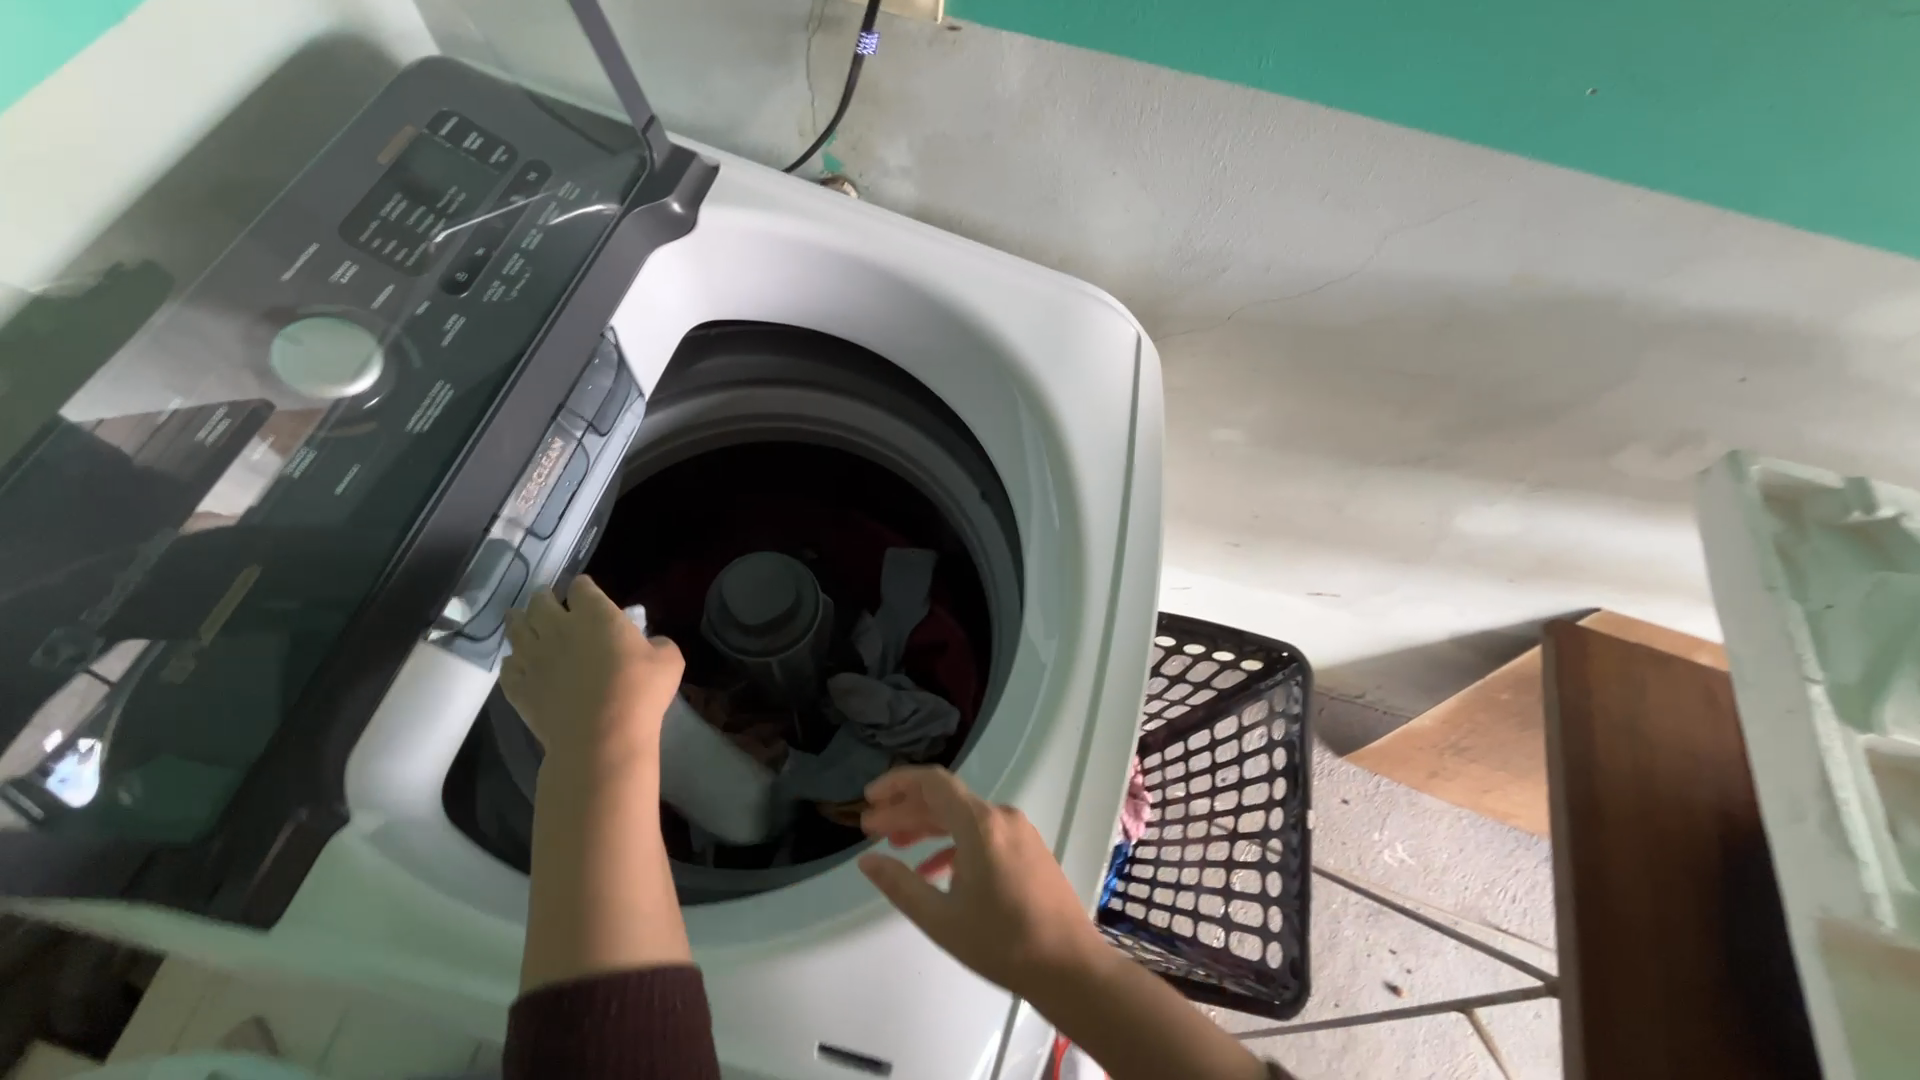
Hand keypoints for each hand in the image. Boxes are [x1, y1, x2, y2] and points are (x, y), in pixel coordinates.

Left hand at [500, 575, 682, 772]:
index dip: (584, 587)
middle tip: (548, 601)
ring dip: (520, 620)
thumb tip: (650, 643)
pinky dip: (513, 660)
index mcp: (596, 615)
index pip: (581, 587)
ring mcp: (533, 656)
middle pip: (540, 601)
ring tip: (522, 620)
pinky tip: (520, 663)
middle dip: (544, 597)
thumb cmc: (640, 692)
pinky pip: (507, 665)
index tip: (586, 591)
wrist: (601, 737)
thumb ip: (658, 643)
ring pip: (516, 628)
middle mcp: (557, 627)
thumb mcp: (669, 661)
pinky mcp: (517, 685)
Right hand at [857, 766, 1107, 999]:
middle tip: (870, 828)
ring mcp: (1019, 831)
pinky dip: (953, 843)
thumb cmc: (1002, 943)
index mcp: (980, 824)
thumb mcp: (941, 918)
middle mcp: (1001, 817)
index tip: (869, 799)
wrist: (1069, 966)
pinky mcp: (1028, 848)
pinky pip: (983, 833)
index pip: (932, 782)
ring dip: (927, 826)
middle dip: (905, 810)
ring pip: (963, 816)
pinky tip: (933, 869)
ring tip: (895, 844)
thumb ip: (900, 884)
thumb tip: (867, 860)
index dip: (896, 783)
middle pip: (945, 799)